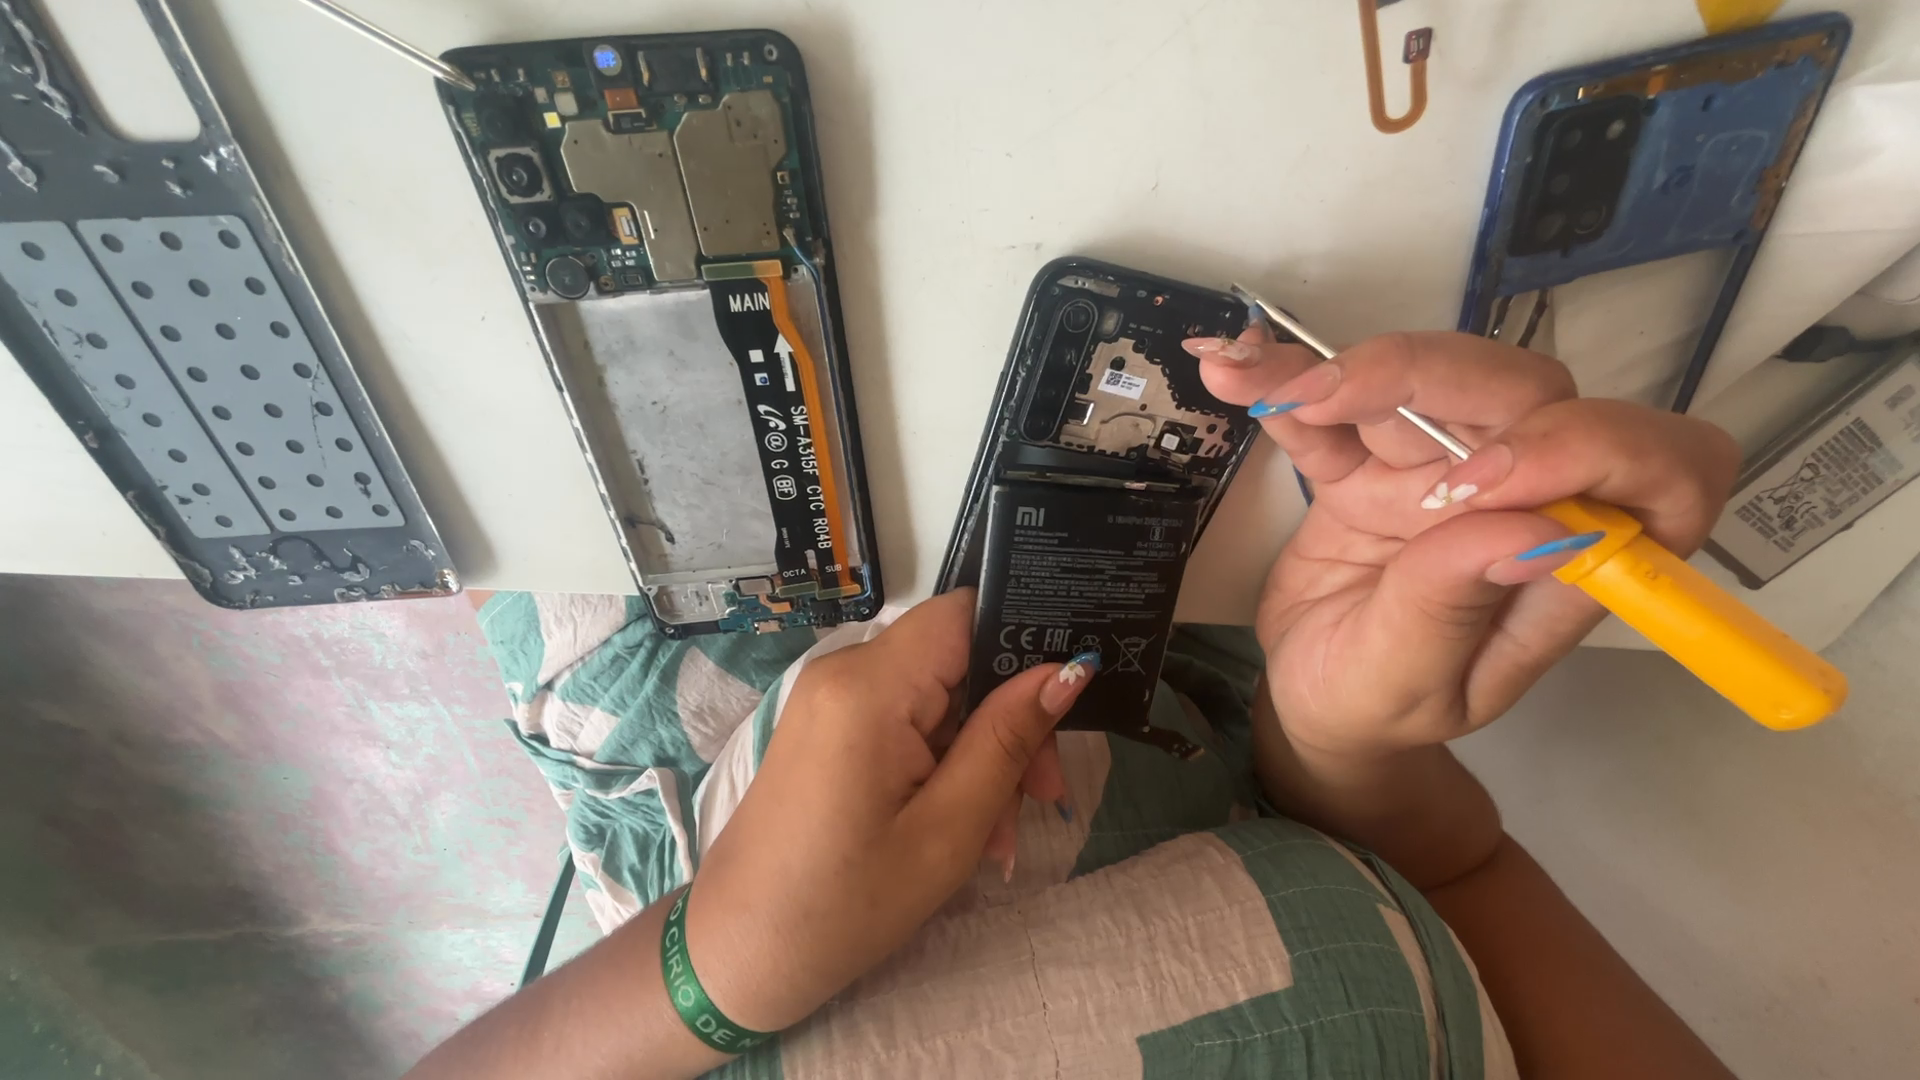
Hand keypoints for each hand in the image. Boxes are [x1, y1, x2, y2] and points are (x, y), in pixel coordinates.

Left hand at [683, 589, 1094, 1033]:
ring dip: (981, 751)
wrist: (737, 953)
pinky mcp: (830, 722)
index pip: (964, 612)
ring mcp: (832, 695)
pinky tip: (961, 822)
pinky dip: (943, 758)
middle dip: (1008, 720)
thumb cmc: (845, 904)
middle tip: (1042, 798)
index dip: (1021, 643)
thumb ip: (1008, 738)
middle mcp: (846, 669)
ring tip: (997, 834)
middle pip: (958, 659)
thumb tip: (1070, 669)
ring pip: (939, 694)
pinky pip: (907, 717)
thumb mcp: (948, 829)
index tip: (1061, 707)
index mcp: (871, 686)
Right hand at [1188, 328, 1738, 756]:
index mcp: (1571, 563)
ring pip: (1419, 383)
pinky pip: (1334, 415)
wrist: (1309, 696)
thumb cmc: (1371, 708)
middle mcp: (1520, 501)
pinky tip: (1232, 372)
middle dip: (1426, 376)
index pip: (1649, 468)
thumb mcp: (1409, 683)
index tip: (1467, 483)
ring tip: (1245, 369)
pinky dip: (1284, 385)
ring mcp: (1437, 475)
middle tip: (1326, 397)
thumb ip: (1452, 611)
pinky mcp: (1366, 467)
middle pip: (1520, 394)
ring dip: (1334, 366)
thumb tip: (1527, 526)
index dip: (1582, 446)